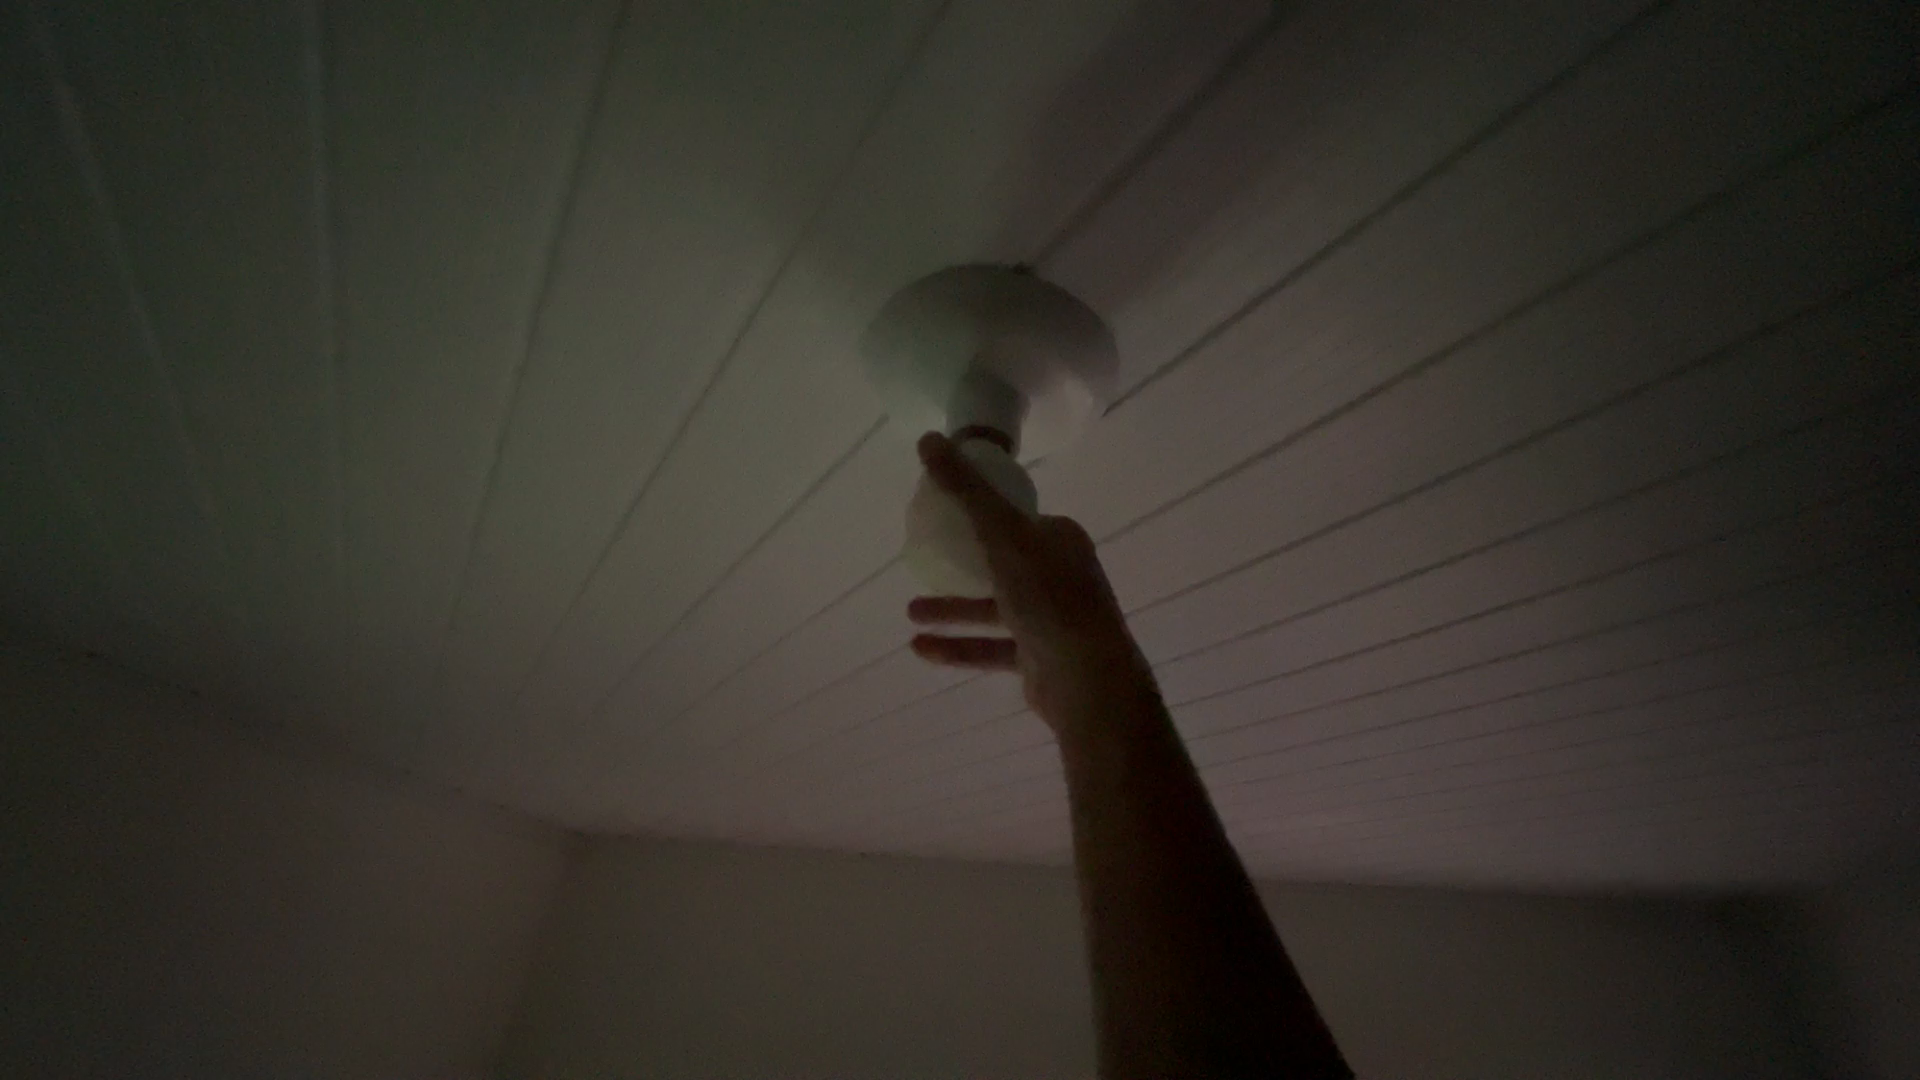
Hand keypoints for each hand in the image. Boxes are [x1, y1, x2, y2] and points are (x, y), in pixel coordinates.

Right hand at [908, 432, 1155, 732]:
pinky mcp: (1041, 657)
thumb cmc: (1047, 596)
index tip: (945, 516)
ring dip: (952, 609)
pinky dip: (959, 645)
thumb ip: (965, 490)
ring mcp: (1053, 618)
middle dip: (961, 565)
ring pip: (994, 608)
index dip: (982, 514)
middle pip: (1002, 563)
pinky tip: (921, 649)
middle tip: (923, 563)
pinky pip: (992, 646)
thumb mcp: (1001, 533)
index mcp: (1060, 539)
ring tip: (910, 613)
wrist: (1087, 678)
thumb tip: (928, 438)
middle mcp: (1060, 575)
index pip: (1017, 519)